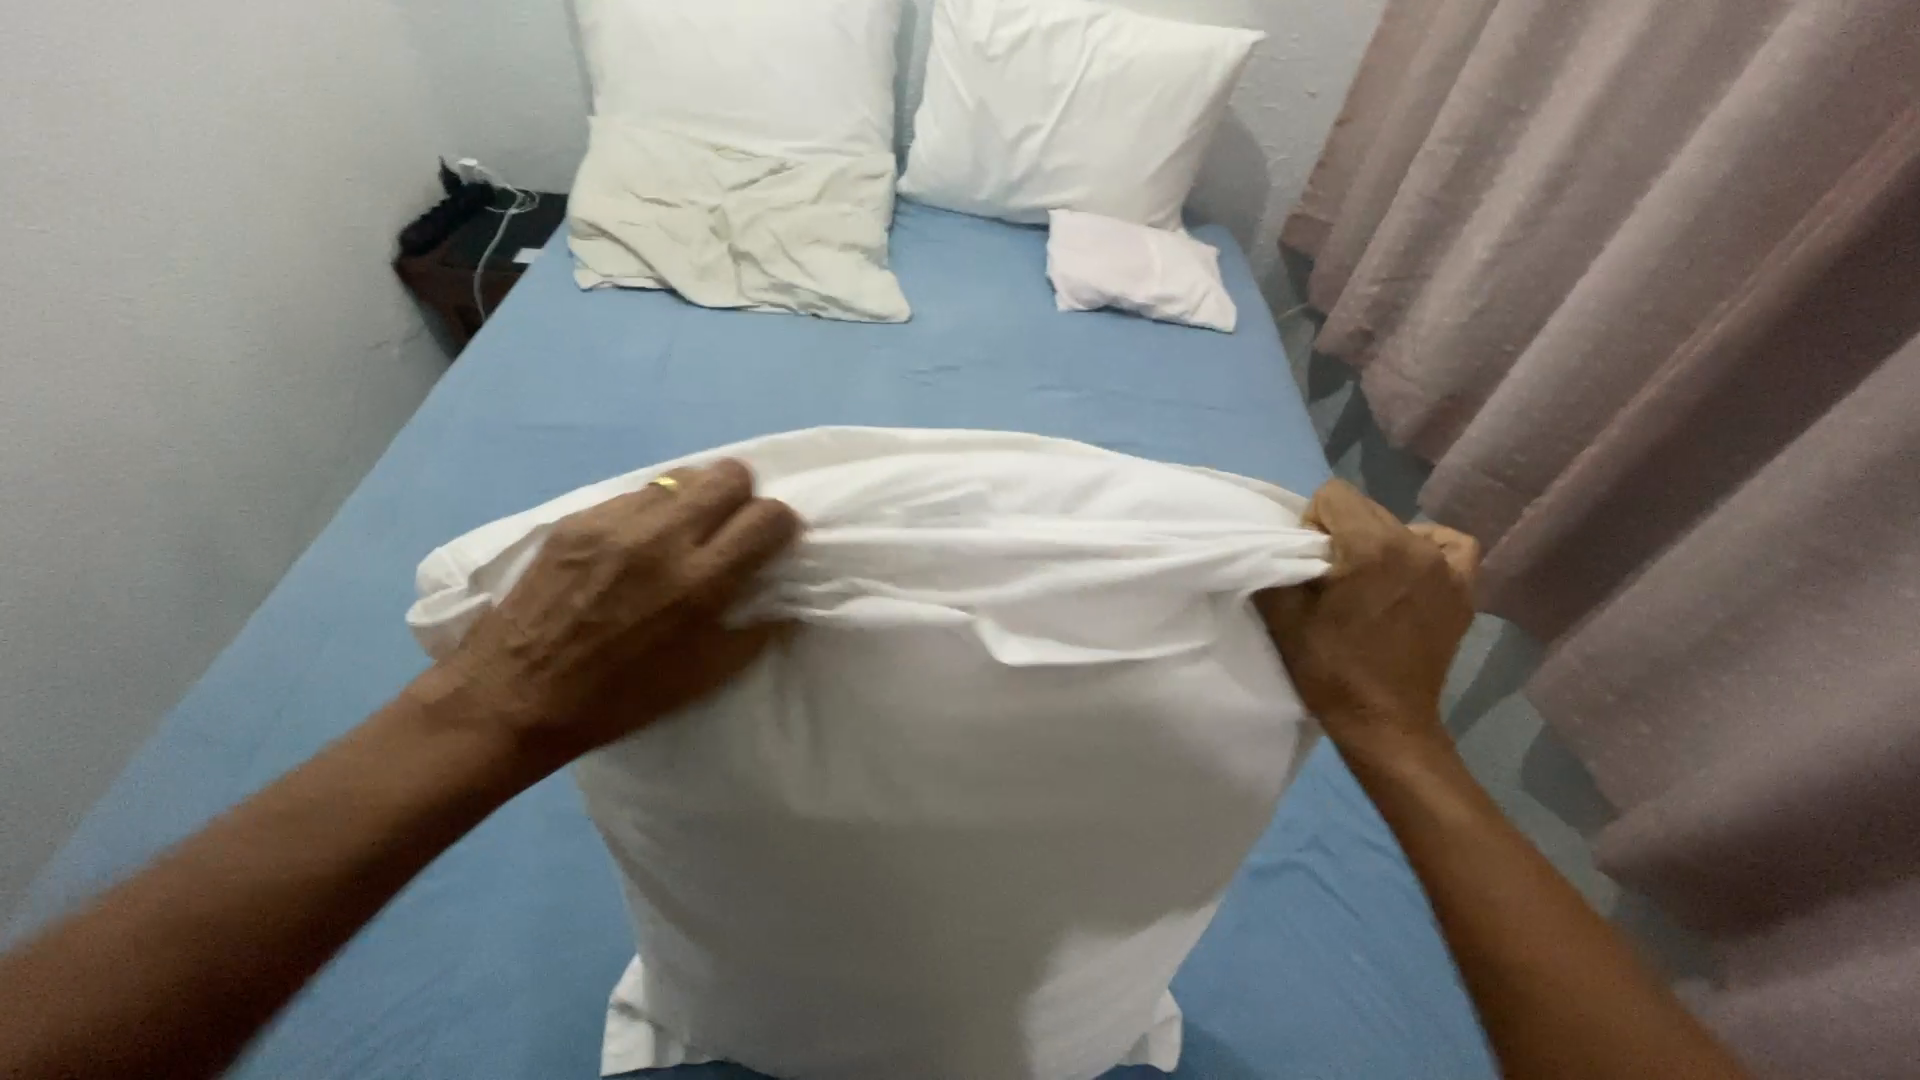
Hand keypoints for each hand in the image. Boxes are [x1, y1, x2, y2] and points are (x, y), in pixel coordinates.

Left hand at [434, 459, 801, 767]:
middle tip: (729, 530)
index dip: (779, 526)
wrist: (514, 696)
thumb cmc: (621, 698)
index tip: (771, 544)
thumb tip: (781, 592)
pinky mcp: (578, 518)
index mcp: (700, 583)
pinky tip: (632, 547)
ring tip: (678, 535)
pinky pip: (635, 494)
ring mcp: (615, 522)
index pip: (768, 517)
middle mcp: (662, 539)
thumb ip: (755, 628)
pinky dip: (649, 513)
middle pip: (730, 474)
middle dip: (742, 498)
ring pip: (682, 477)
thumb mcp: (705, 676)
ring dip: (694, 502)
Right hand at [1255, 480, 1478, 753]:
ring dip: (1377, 543)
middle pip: (1365, 508)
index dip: (1311, 526)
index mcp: (1371, 546)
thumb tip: (1278, 544)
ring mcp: (1446, 568)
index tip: (1310, 566)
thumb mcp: (1282, 615)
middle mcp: (1415, 546)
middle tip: (1333, 581)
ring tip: (1368, 583)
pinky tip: (1409, 571)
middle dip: (1341, 534)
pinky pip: (1450, 545)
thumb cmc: (1328, 668)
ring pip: (1399, 525)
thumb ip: (1276, 564)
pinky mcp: (1464, 590)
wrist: (1383, 722)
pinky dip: (1427, 548)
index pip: (1333, 495)